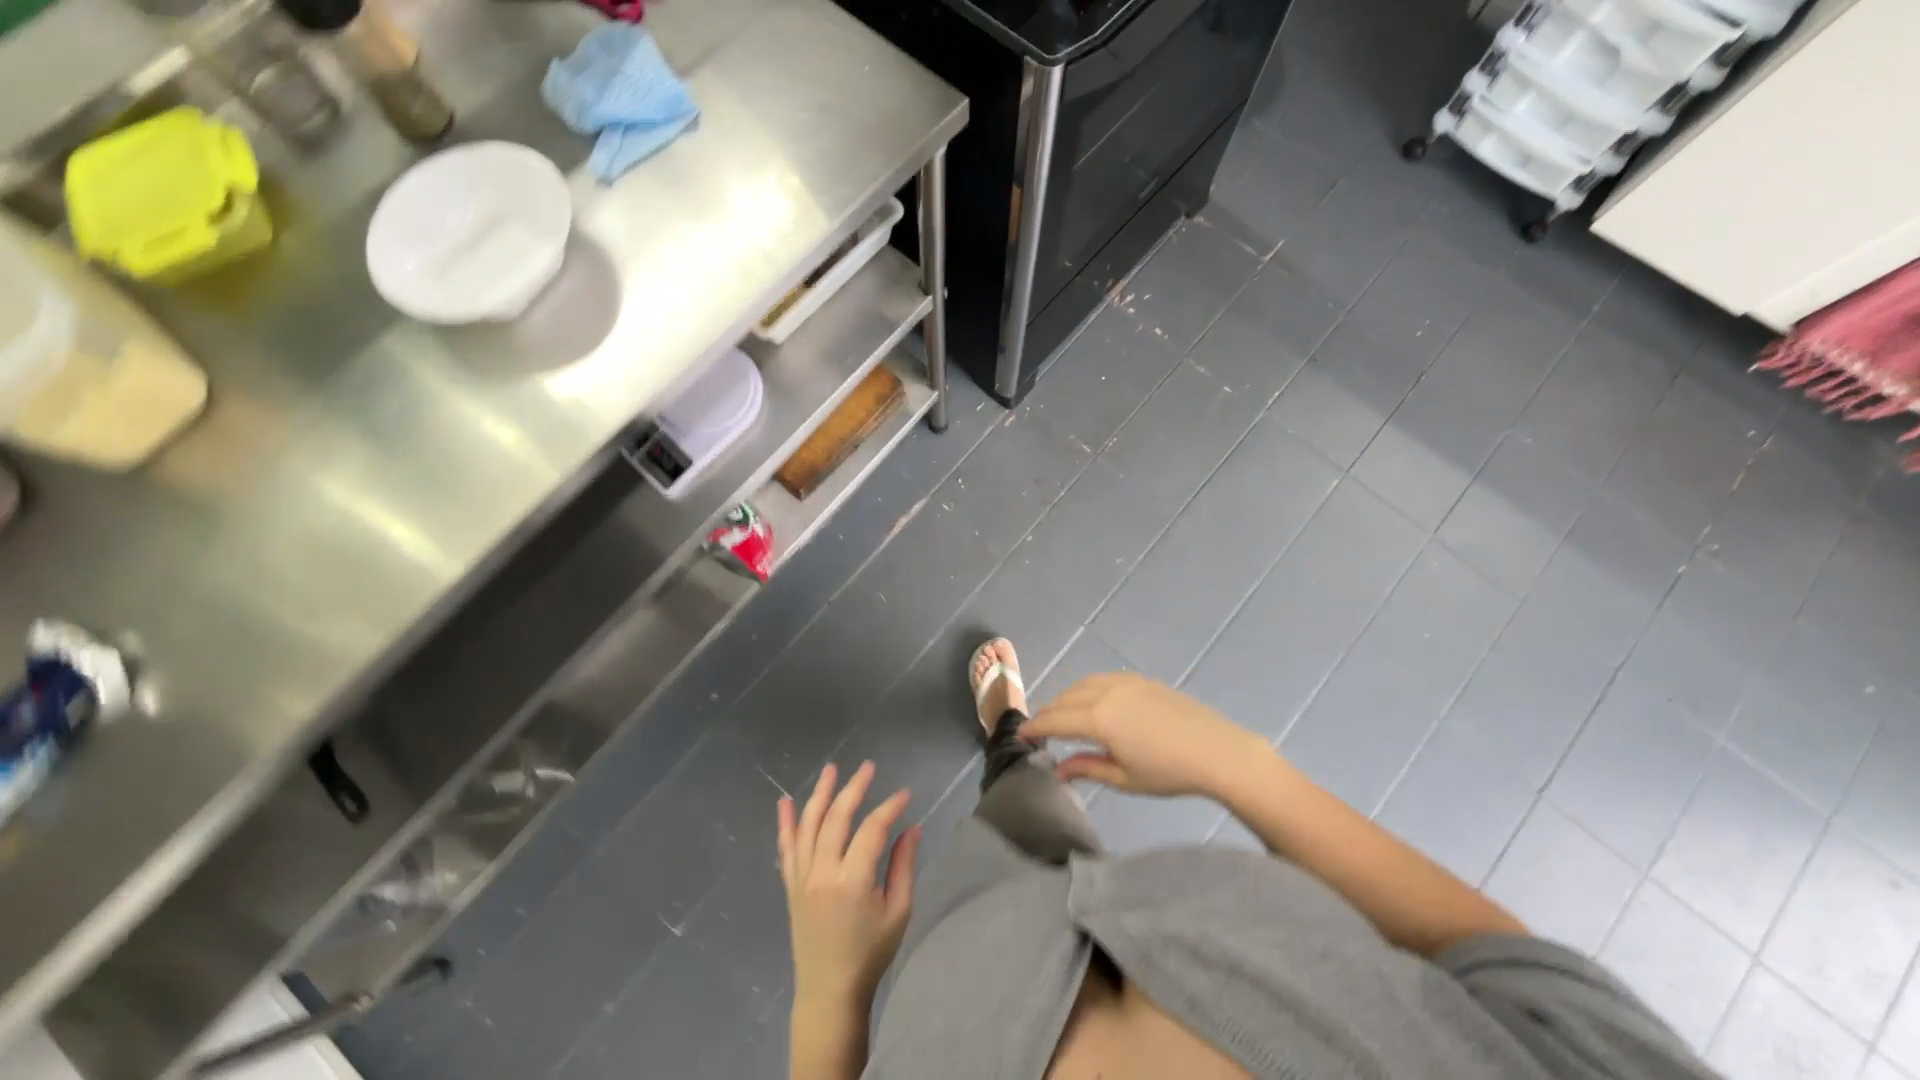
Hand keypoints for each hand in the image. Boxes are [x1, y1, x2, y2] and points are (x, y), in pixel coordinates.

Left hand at [778, 761, 920, 1008]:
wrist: (829, 989)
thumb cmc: (870, 953)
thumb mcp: (898, 912)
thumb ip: (903, 867)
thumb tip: (912, 828)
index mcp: (853, 881)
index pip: (871, 829)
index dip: (889, 807)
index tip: (905, 794)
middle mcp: (822, 873)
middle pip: (836, 818)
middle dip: (853, 789)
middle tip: (868, 767)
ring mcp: (802, 878)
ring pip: (808, 826)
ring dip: (820, 794)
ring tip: (831, 769)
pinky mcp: (791, 886)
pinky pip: (786, 848)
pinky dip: (786, 823)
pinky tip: (786, 802)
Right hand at [1023, 673, 1270, 797]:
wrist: (1217, 751)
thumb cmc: (1169, 772)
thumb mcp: (1124, 778)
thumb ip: (1087, 768)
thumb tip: (1058, 769)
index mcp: (1097, 719)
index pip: (1054, 720)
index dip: (1035, 728)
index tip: (1022, 737)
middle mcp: (1106, 693)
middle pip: (1066, 699)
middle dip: (1048, 713)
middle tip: (1040, 729)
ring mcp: (1126, 682)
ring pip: (1084, 684)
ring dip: (1067, 698)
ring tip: (1062, 715)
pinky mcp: (1143, 680)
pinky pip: (1104, 679)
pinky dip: (1088, 688)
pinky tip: (1092, 702)